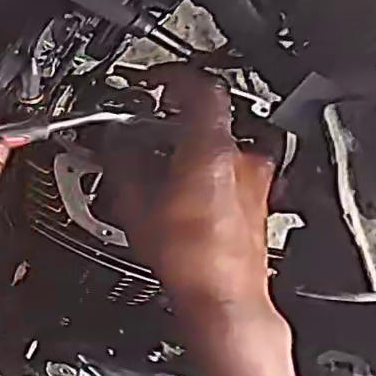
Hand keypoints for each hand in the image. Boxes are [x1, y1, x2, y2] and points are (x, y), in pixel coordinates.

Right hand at [104, 66, 304, 375]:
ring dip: (184, 148)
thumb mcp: (137, 205)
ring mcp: (255, 179)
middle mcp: (242, 158)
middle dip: (168, 123)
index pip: (199, 90)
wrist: (225, 298)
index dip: (173, 77)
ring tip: (153, 169)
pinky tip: (175, 193)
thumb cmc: (190, 258)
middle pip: (205, 120)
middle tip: (141, 133)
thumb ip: (124, 164)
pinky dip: (200, 169)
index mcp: (211, 151)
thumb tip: (118, 145)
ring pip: (215, 146)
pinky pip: (226, 168)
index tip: (153, 81)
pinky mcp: (258, 199)